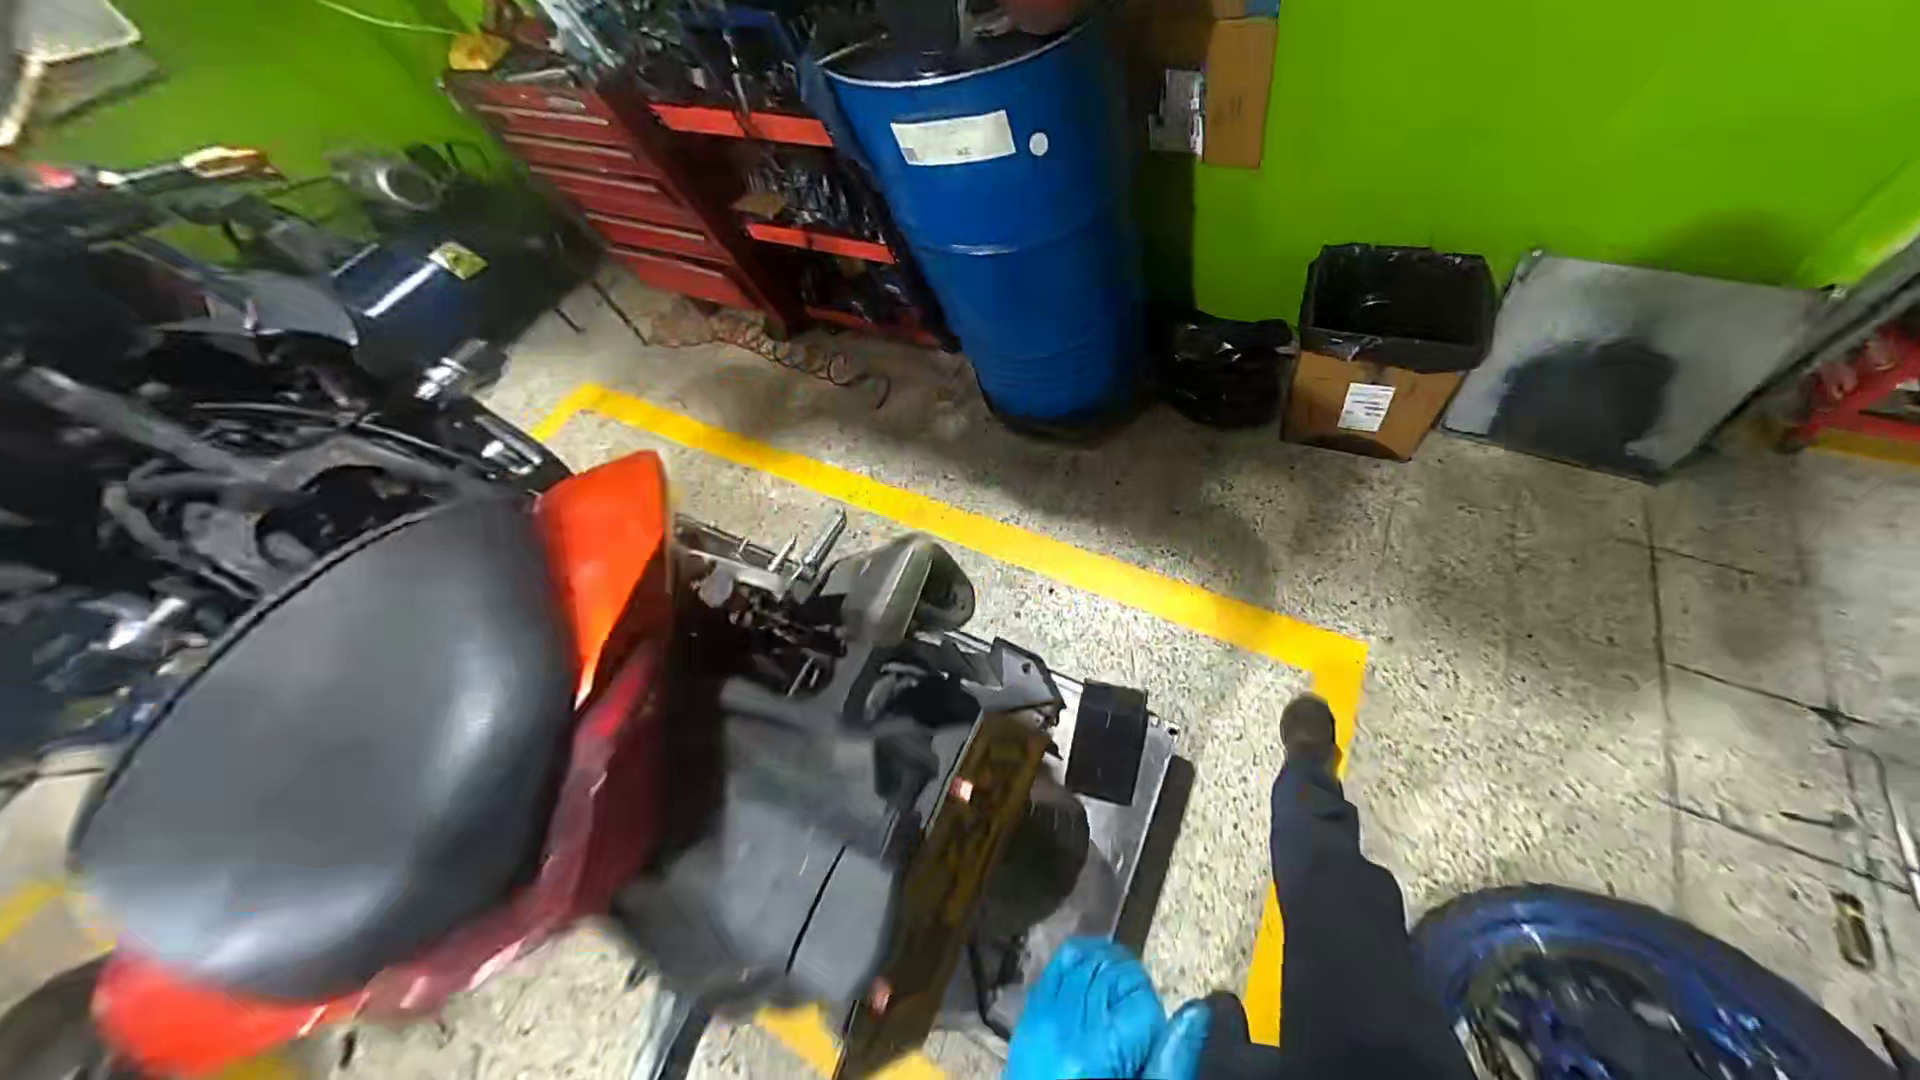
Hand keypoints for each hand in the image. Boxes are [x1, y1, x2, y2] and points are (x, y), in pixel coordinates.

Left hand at [1005, 938, 1166, 1079]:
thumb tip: (1198, 1010)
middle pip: (1113, 971)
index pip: (1141, 997)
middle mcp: (1068, 1024)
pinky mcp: (1032, 1009)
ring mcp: (1045, 1012)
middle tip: (1139, 1020)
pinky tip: (1097, 973)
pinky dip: (1082, 957)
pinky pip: (1060, 962)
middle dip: (1134, 987)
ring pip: (1088, 958)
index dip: (1155, 1013)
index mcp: (1098, 1054)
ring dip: (1110, 968)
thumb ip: (1172, 1061)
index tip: (1152, 1037)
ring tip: (1121, 996)